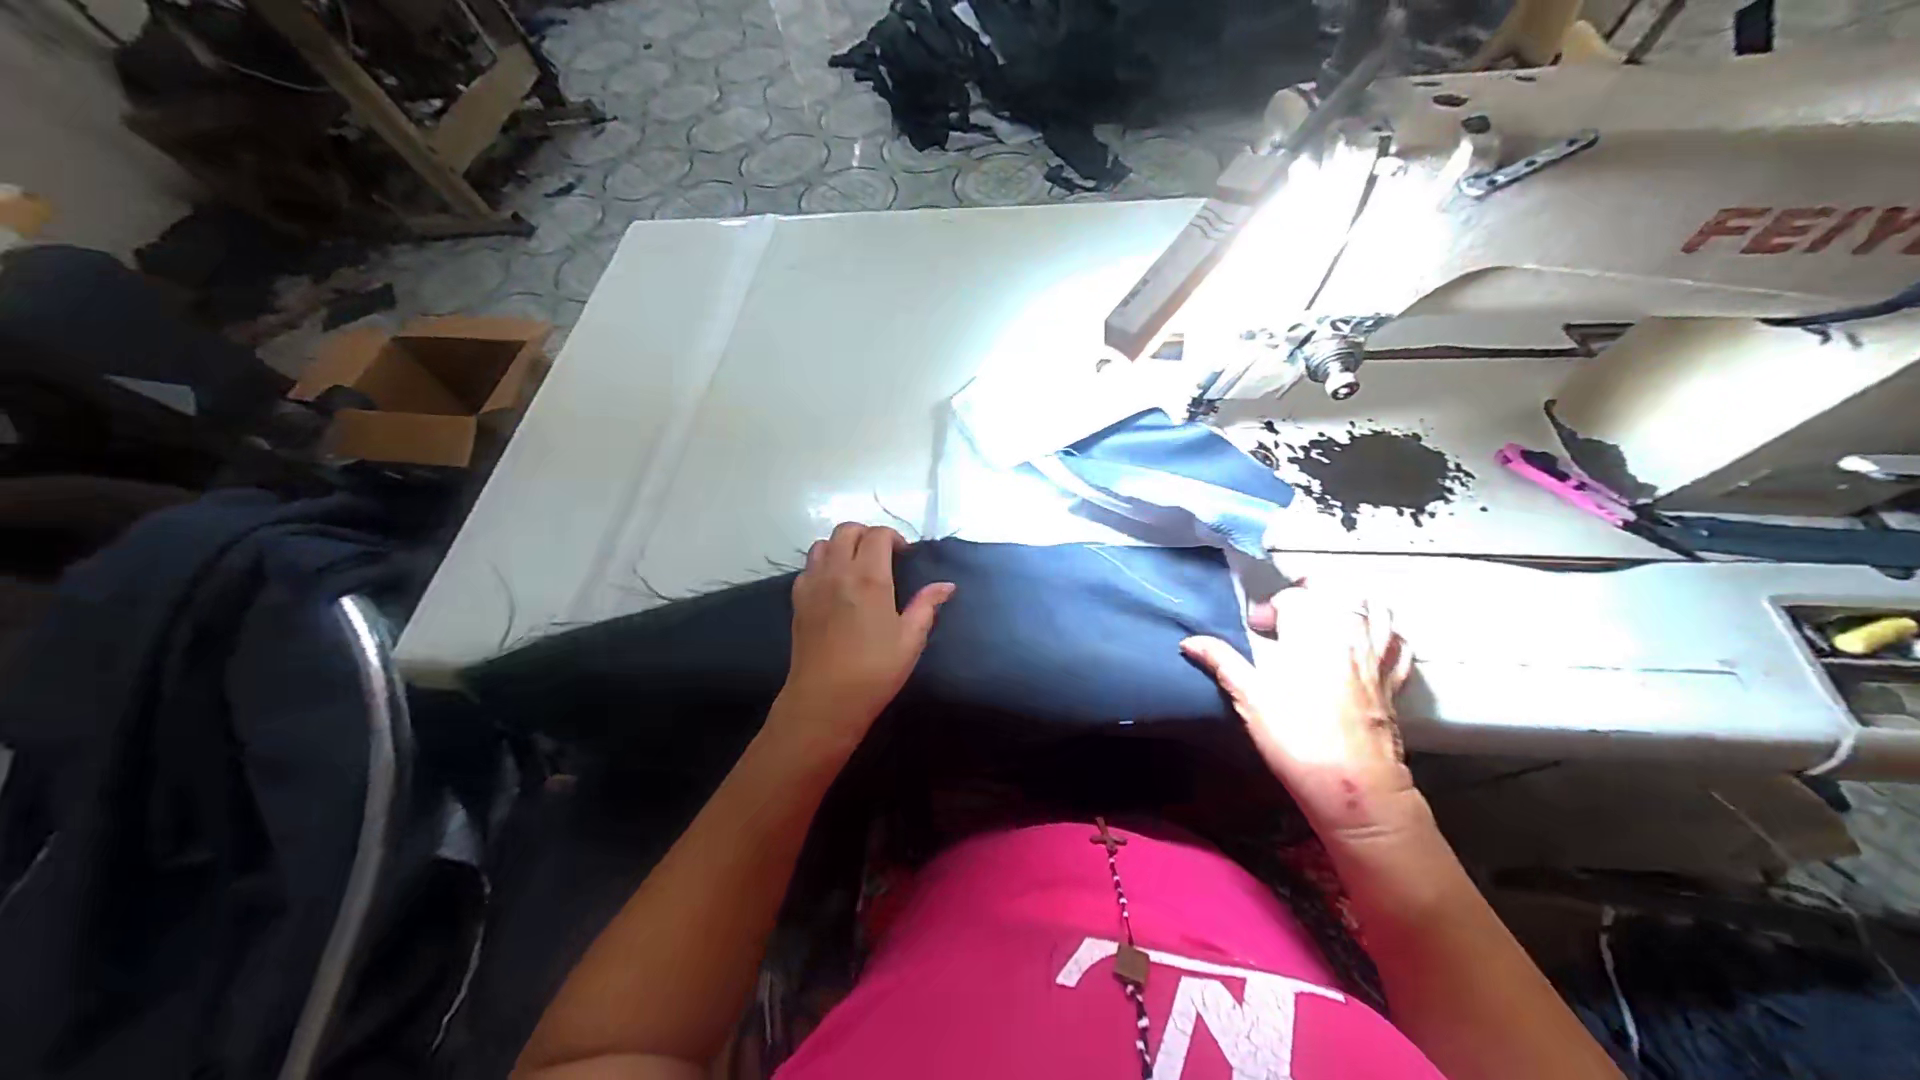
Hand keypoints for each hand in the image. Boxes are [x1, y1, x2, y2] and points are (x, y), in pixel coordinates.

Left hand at [773, 523, 954, 753]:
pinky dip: (823, 564)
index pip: (878, 535)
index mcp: (869, 577)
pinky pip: (808, 567)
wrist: (825, 700)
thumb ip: (927, 606)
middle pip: (847, 530)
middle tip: (882, 555)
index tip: (904, 555)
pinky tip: (835, 586)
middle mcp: (837, 572)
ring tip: (856, 566)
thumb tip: (946, 586)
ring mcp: (813, 584)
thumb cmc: (874, 671)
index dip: (894, 537)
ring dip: (841, 546)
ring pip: (823, 544)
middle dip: (867, 534)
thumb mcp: (910, 640)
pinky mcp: (797, 600)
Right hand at [1182, 589, 1419, 845]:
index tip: (1256, 628)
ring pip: (1377, 610)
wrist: (1355, 787)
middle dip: (1314, 592)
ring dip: (1352, 603)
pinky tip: (1367, 642)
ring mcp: (1377, 659)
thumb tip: (1190, 642)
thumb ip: (1223, 662)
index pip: (1294, 599)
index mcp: (1312, 635)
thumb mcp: (1250, 699)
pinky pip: (1398, 644)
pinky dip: (1384, 633)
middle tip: (1293, 610)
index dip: (1271, 608)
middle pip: (1341, 591)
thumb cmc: (1296, 740)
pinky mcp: (1395, 683)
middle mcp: (1349, 637)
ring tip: (1329, 616)